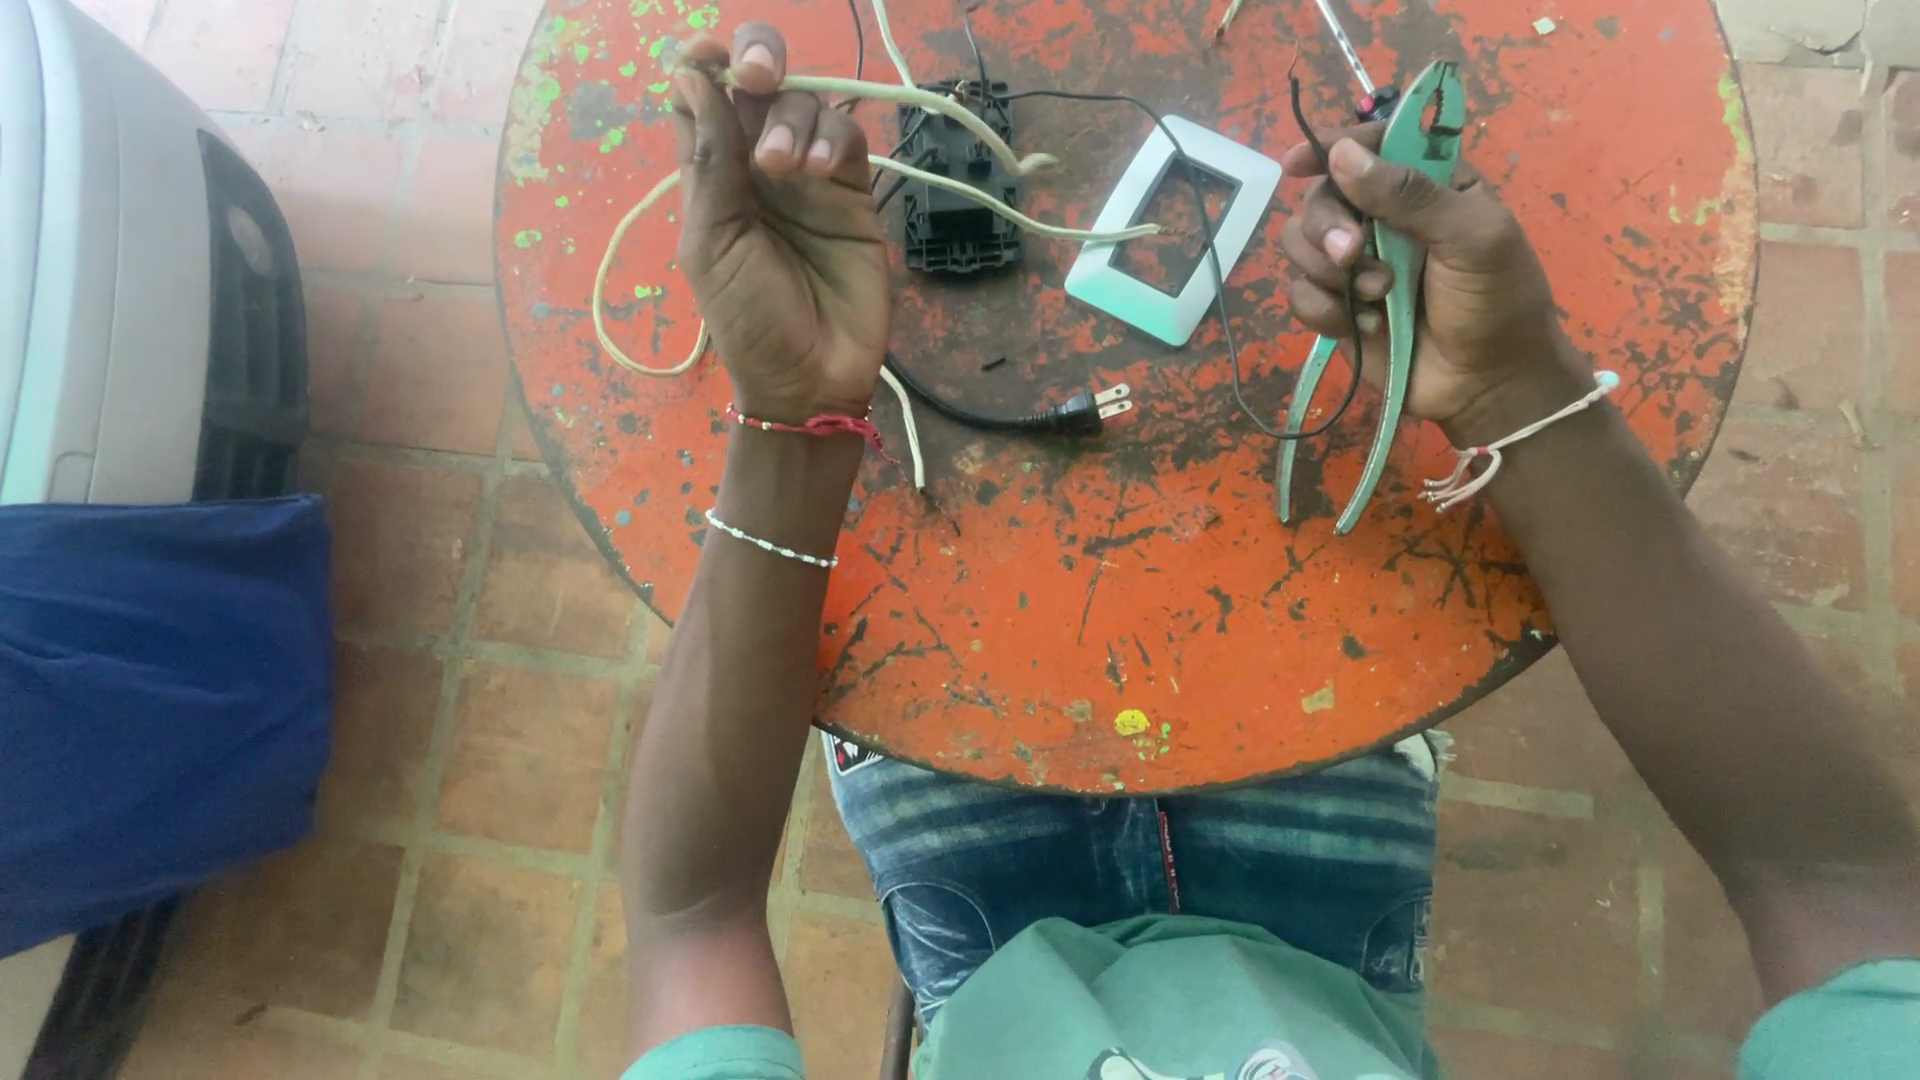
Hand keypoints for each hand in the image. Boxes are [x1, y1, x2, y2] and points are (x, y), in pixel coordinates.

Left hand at [670, 25, 888, 424]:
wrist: (810, 376)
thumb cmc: (749, 319)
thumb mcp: (710, 243)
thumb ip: (709, 161)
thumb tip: (694, 74)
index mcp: (714, 178)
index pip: (701, 98)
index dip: (704, 65)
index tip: (713, 59)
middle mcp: (760, 169)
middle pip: (758, 87)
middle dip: (758, 61)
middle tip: (757, 77)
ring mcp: (810, 181)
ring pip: (805, 106)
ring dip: (793, 120)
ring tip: (788, 169)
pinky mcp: (854, 197)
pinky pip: (847, 141)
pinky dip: (834, 140)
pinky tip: (821, 172)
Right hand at [1279, 127, 1590, 446]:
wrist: (1484, 381)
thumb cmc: (1496, 300)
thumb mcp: (1471, 235)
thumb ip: (1409, 194)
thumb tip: (1340, 155)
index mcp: (1424, 188)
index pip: (1368, 149)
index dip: (1329, 150)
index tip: (1299, 163)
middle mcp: (1381, 222)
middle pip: (1318, 200)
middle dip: (1327, 226)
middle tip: (1354, 252)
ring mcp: (1353, 268)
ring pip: (1298, 247)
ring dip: (1328, 270)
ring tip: (1375, 294)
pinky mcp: (1333, 310)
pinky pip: (1298, 296)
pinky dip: (1324, 310)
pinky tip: (1363, 325)